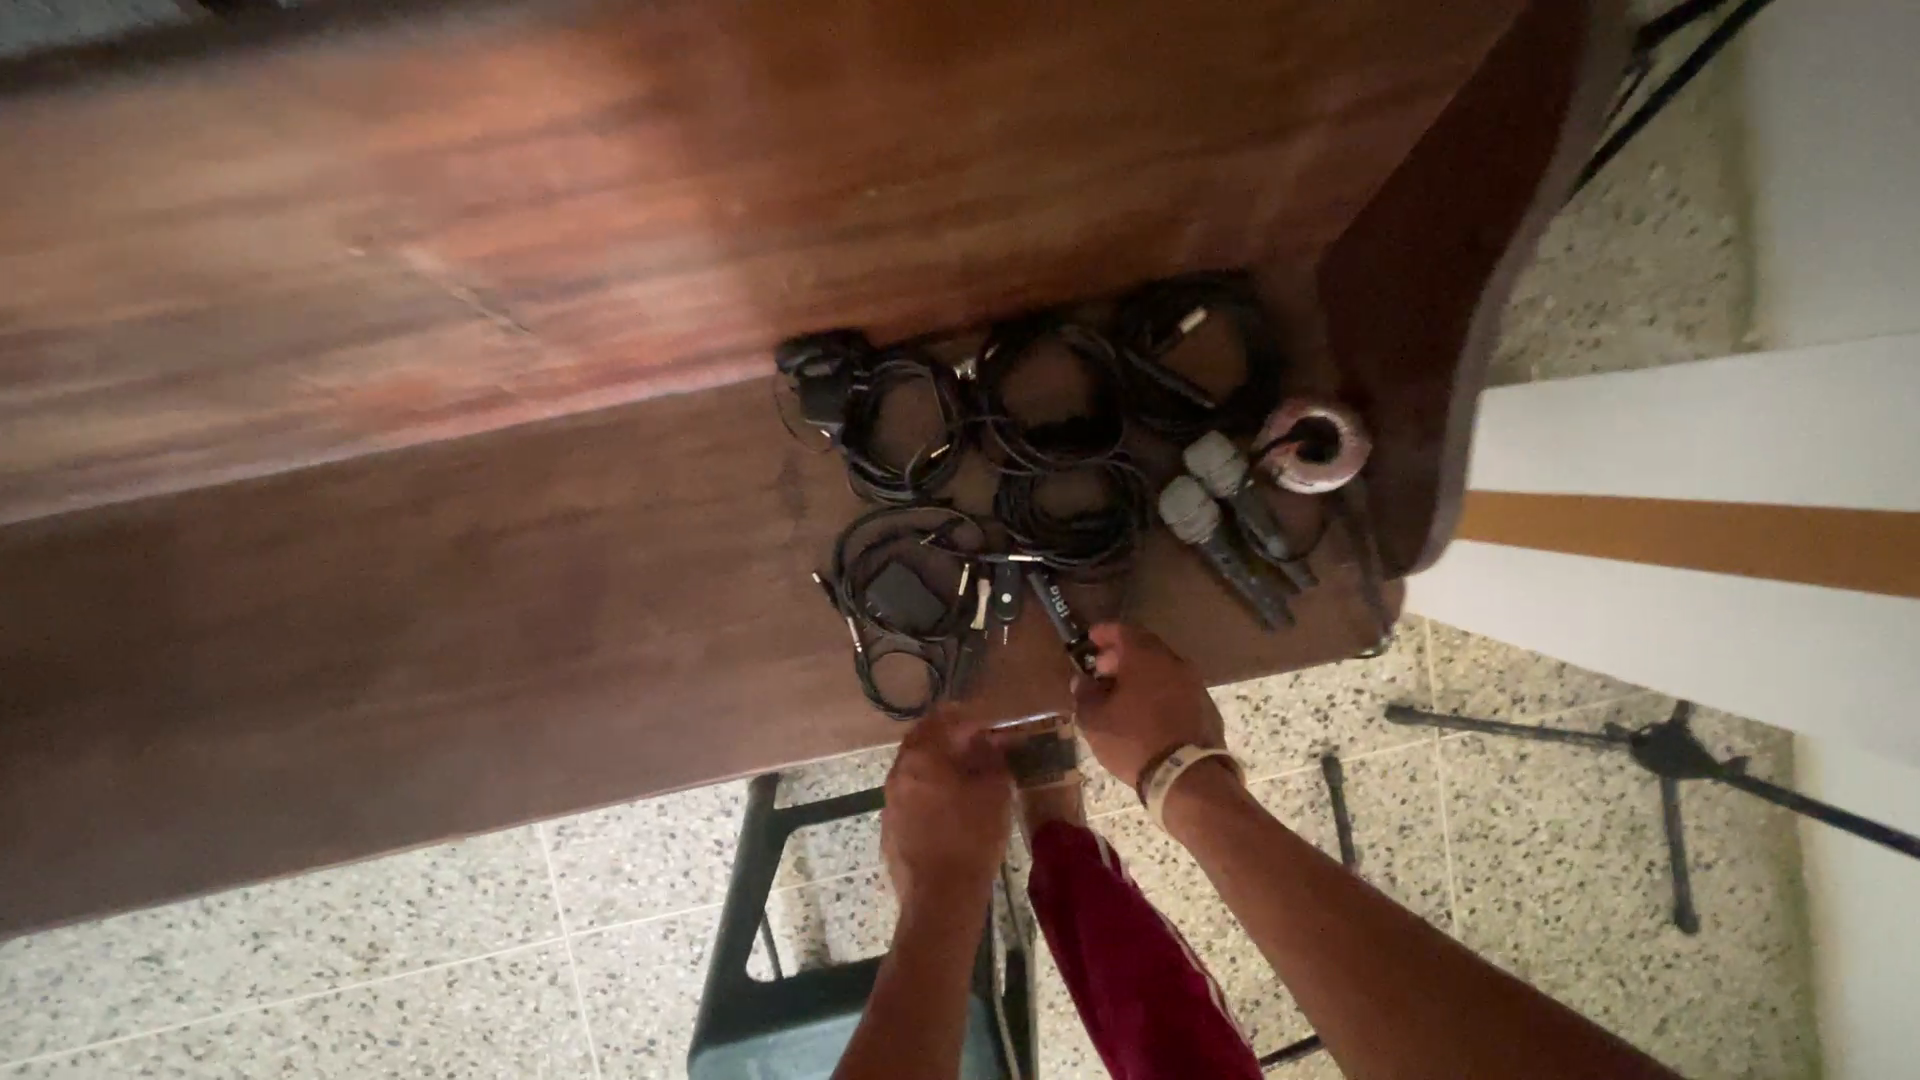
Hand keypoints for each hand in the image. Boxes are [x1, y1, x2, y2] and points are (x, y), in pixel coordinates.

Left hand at [881, 704, 1013, 909]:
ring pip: (914, 768)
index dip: (970, 718)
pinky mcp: (890, 827)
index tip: (991, 725)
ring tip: (966, 775)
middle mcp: (899, 771)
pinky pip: (910, 796)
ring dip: (938, 764)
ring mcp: (890, 801)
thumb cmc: (972, 837)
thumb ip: (992, 758)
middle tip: (977, 744)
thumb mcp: (994, 792)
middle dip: (950, 737)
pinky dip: (929, 790)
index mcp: (922, 755)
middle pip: (923, 740)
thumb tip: (990, 742)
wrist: (940, 898)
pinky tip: (949, 807)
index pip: (944, 718)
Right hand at [1072, 622, 1228, 789]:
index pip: (1123, 631)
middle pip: (1145, 648)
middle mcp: (1174, 663)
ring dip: (1142, 675)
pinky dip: (1160, 692)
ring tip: (1122, 695)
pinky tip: (1147, 713)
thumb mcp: (1095, 720)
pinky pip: (1177, 690)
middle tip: (1102, 671)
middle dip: (1121, 655)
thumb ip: (1084, 694)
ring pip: (1163, 669)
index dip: (1104, 632)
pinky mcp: (1206, 708)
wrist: (1187, 777)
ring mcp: (1194, 685)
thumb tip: (1082, 681)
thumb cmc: (1134, 741)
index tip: (1091, 638)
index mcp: (1145, 657)